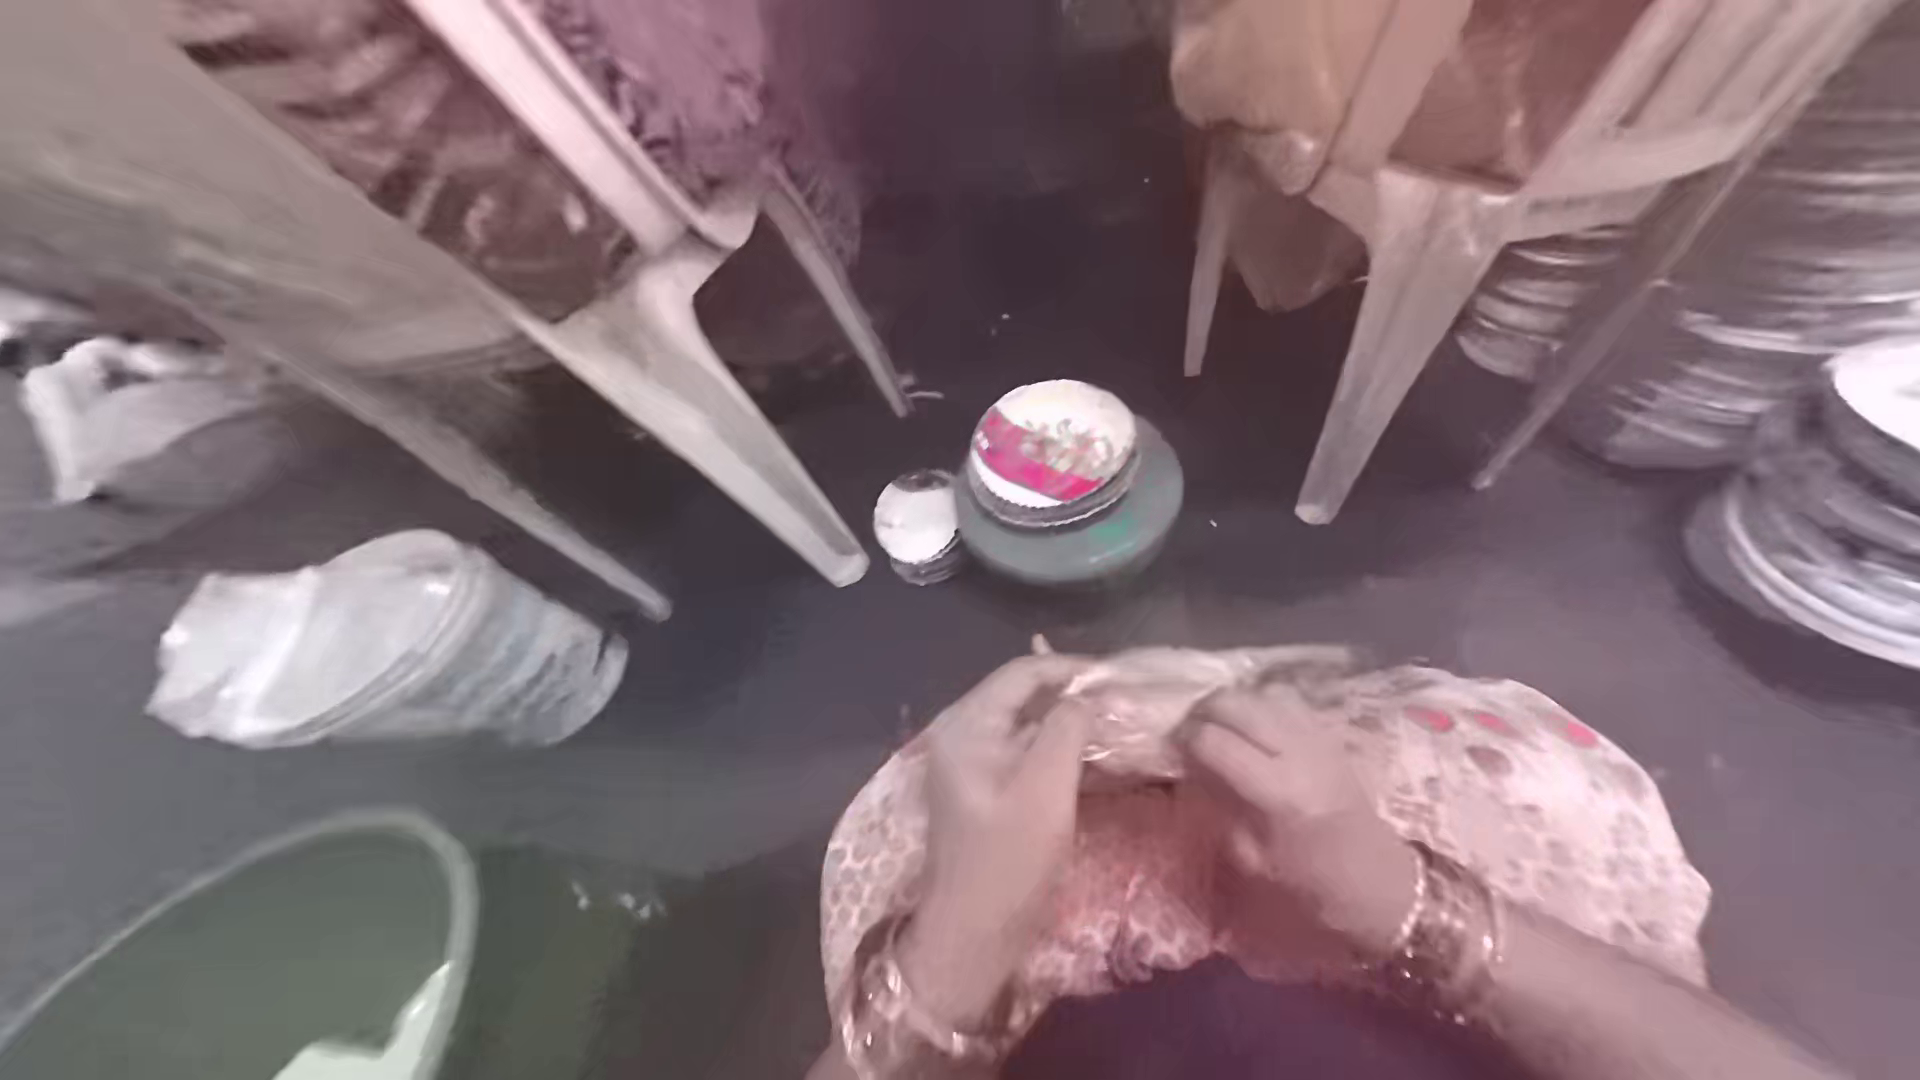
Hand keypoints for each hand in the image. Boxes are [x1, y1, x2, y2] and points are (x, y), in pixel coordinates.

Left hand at [900, 655, 1094, 1027]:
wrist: (970, 937)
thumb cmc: (1007, 863)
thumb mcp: (1044, 791)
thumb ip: (1065, 731)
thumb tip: (1085, 695)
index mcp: (967, 723)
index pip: (1021, 673)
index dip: (1069, 669)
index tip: (1116, 676)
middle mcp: (963, 730)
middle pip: (1022, 693)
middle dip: (1070, 692)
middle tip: (1118, 697)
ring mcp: (972, 757)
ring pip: (1026, 720)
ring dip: (1066, 717)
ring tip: (1112, 718)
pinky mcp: (985, 781)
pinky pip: (1023, 747)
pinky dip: (1056, 743)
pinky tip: (1090, 749)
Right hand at [1181, 685, 1417, 960]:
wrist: (1384, 884)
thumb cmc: (1313, 883)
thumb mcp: (1252, 857)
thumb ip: (1220, 804)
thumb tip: (1192, 767)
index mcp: (1279, 792)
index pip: (1214, 742)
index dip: (1186, 739)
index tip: (1174, 747)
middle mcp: (1298, 753)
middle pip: (1234, 704)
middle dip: (1202, 711)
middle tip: (1189, 729)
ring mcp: (1317, 737)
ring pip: (1259, 693)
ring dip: (1230, 702)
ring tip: (1217, 721)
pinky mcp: (1329, 732)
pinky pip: (1284, 697)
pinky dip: (1259, 701)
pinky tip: (1251, 720)